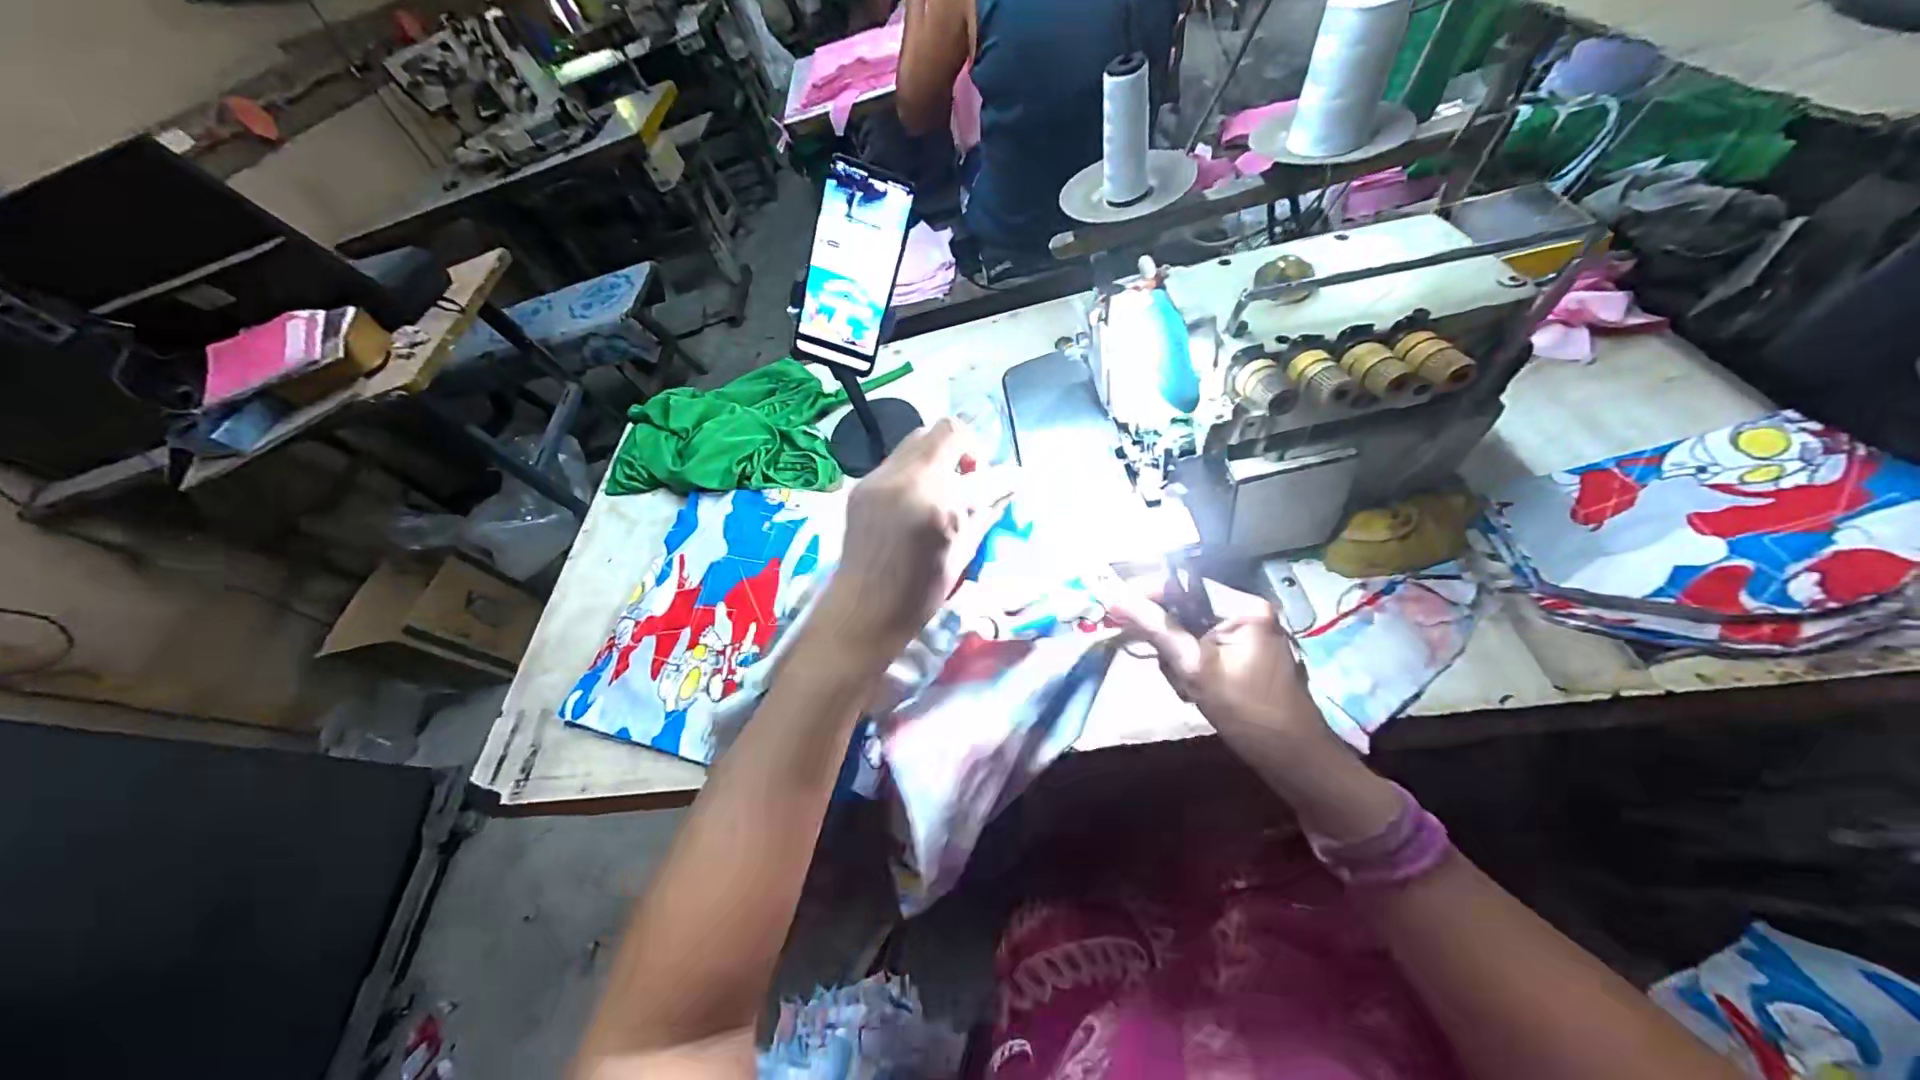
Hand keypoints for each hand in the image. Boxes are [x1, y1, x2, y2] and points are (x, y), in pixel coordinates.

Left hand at [815, 419, 1009, 659]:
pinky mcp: (863, 484)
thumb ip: (985, 513)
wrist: (862, 611)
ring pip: (919, 438)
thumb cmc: (919, 595)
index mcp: (937, 506)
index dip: (1003, 476)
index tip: (1011, 480)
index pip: (982, 473)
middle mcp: (906, 480)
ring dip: (940, 455)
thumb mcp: (962, 554)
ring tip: (944, 488)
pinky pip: (898, 459)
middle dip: (967, 450)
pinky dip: (917, 469)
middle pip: (946, 431)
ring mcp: (879, 478)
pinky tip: (919, 498)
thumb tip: (1008, 488)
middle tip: (970, 480)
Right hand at [1108, 588, 1399, 839]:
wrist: (1293, 758)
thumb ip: (1157, 629)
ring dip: (1179, 659)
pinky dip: (1193, 667)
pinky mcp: (1246, 653)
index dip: (1149, 594)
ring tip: (1187, 688)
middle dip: (1169, 639)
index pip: (1185, 584)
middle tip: (1168, 668)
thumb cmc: (1247, 712)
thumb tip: (1117, 599)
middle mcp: (1248, 611)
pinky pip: (1204, 647)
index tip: (1120, 611)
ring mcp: (1249, 633)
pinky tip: (1196, 691)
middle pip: (1186, 609)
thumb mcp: (1195, 668)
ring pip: (1191, 632)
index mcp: (1243, 607)